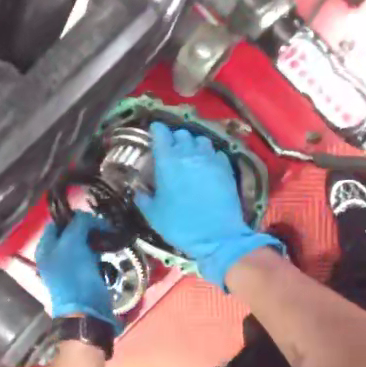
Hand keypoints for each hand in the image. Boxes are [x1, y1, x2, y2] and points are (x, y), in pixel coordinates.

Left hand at [35, 212, 117, 329]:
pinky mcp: (83, 275)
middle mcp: (54, 256)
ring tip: (109, 238)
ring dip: (96, 239)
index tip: (94, 219)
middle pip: (72, 232)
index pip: (59, 222)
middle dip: (88, 228)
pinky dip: (100, 251)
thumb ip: (78, 224)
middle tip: (104, 229)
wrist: (87, 312)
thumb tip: (87, 216)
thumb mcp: (74, 244)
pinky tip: (109, 251)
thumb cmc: (76, 277)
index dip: (75, 217)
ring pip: (83, 243)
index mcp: (46, 248)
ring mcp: (69, 266)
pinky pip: (91, 255)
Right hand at [137, 122, 281, 289]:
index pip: (161, 133)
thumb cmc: (181, 225)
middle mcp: (189, 154)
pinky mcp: (226, 167)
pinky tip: (208, 165)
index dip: (157, 130)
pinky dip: (211, 156)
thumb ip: (144, 198)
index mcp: (168, 161)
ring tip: (192, 155)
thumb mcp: (154, 215)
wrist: (217, 236)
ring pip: (201, 139)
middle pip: (182, 133)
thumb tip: (138, 190)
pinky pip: (217, 153)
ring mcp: (210, 159)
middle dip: (176, 138)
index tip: (155, 132)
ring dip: (195, 144)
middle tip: (172, 149)